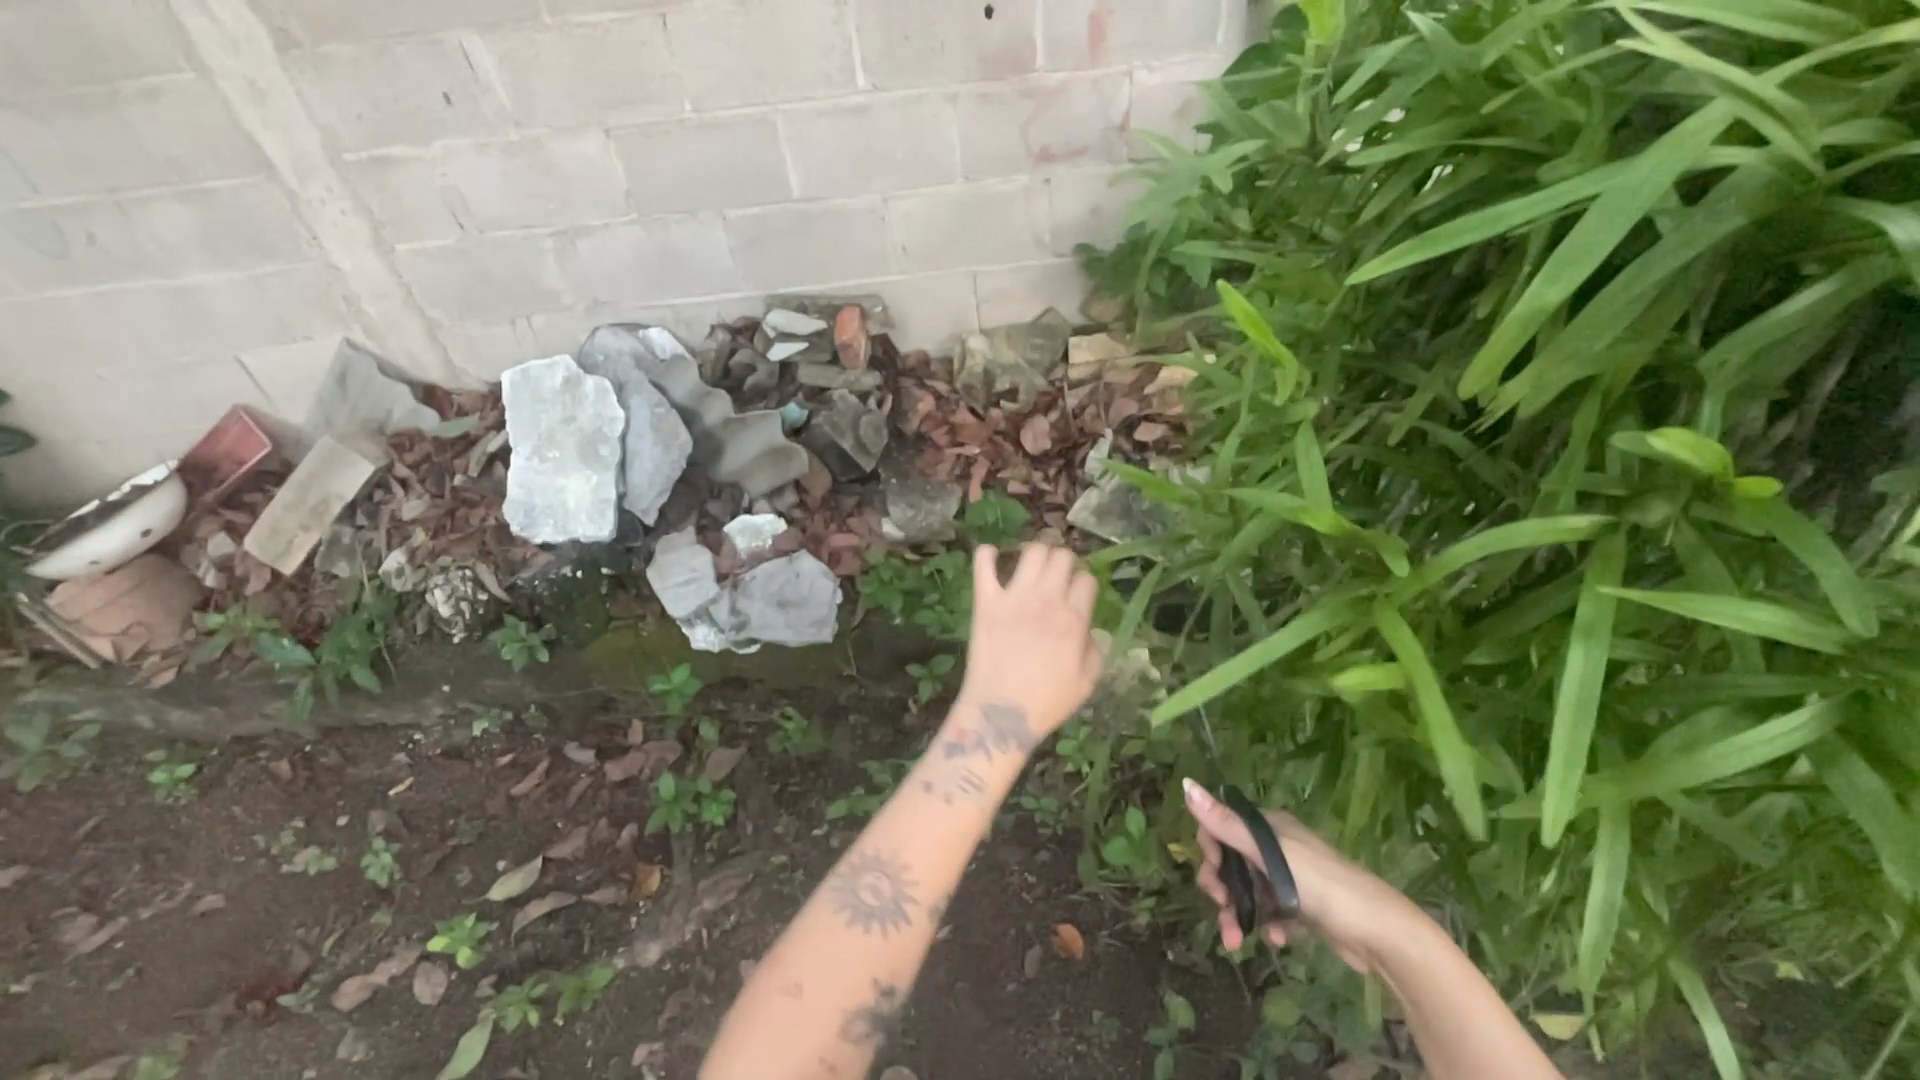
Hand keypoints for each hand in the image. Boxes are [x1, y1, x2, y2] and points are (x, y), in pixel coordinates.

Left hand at [955, 544, 1101, 737]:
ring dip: (1036, 552)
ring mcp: (1014, 598)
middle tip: (1057, 575)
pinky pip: (983, 563)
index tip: (1079, 592)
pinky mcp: (985, 602)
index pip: (1087, 580)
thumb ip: (1097, 651)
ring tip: (1033, 565)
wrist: (1000, 714)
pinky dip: (987, 554)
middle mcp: (1046, 601)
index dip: (1085, 583)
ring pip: (1031, 552)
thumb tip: (1096, 629)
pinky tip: (992, 557)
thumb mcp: (1086, 683)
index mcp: (1074, 620)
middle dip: (1064, 561)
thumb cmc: (1046, 703)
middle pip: (1062, 557)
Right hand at [1183, 779, 1424, 973]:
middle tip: (1222, 909)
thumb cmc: (1323, 884)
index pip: (1223, 829)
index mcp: (1270, 828)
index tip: (1213, 873)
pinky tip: (1277, 940)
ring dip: (1238, 916)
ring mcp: (1291, 879)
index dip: (1211, 851)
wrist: (1379, 932)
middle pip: (1232, 864)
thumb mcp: (1270, 854)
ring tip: (1236, 942)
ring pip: (1249, 893)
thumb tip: (1186, 784)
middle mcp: (1278, 848)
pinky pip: (1271, 913)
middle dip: (1221, 890)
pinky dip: (1267, 926)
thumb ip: (1227, 825)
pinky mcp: (1303, 908)